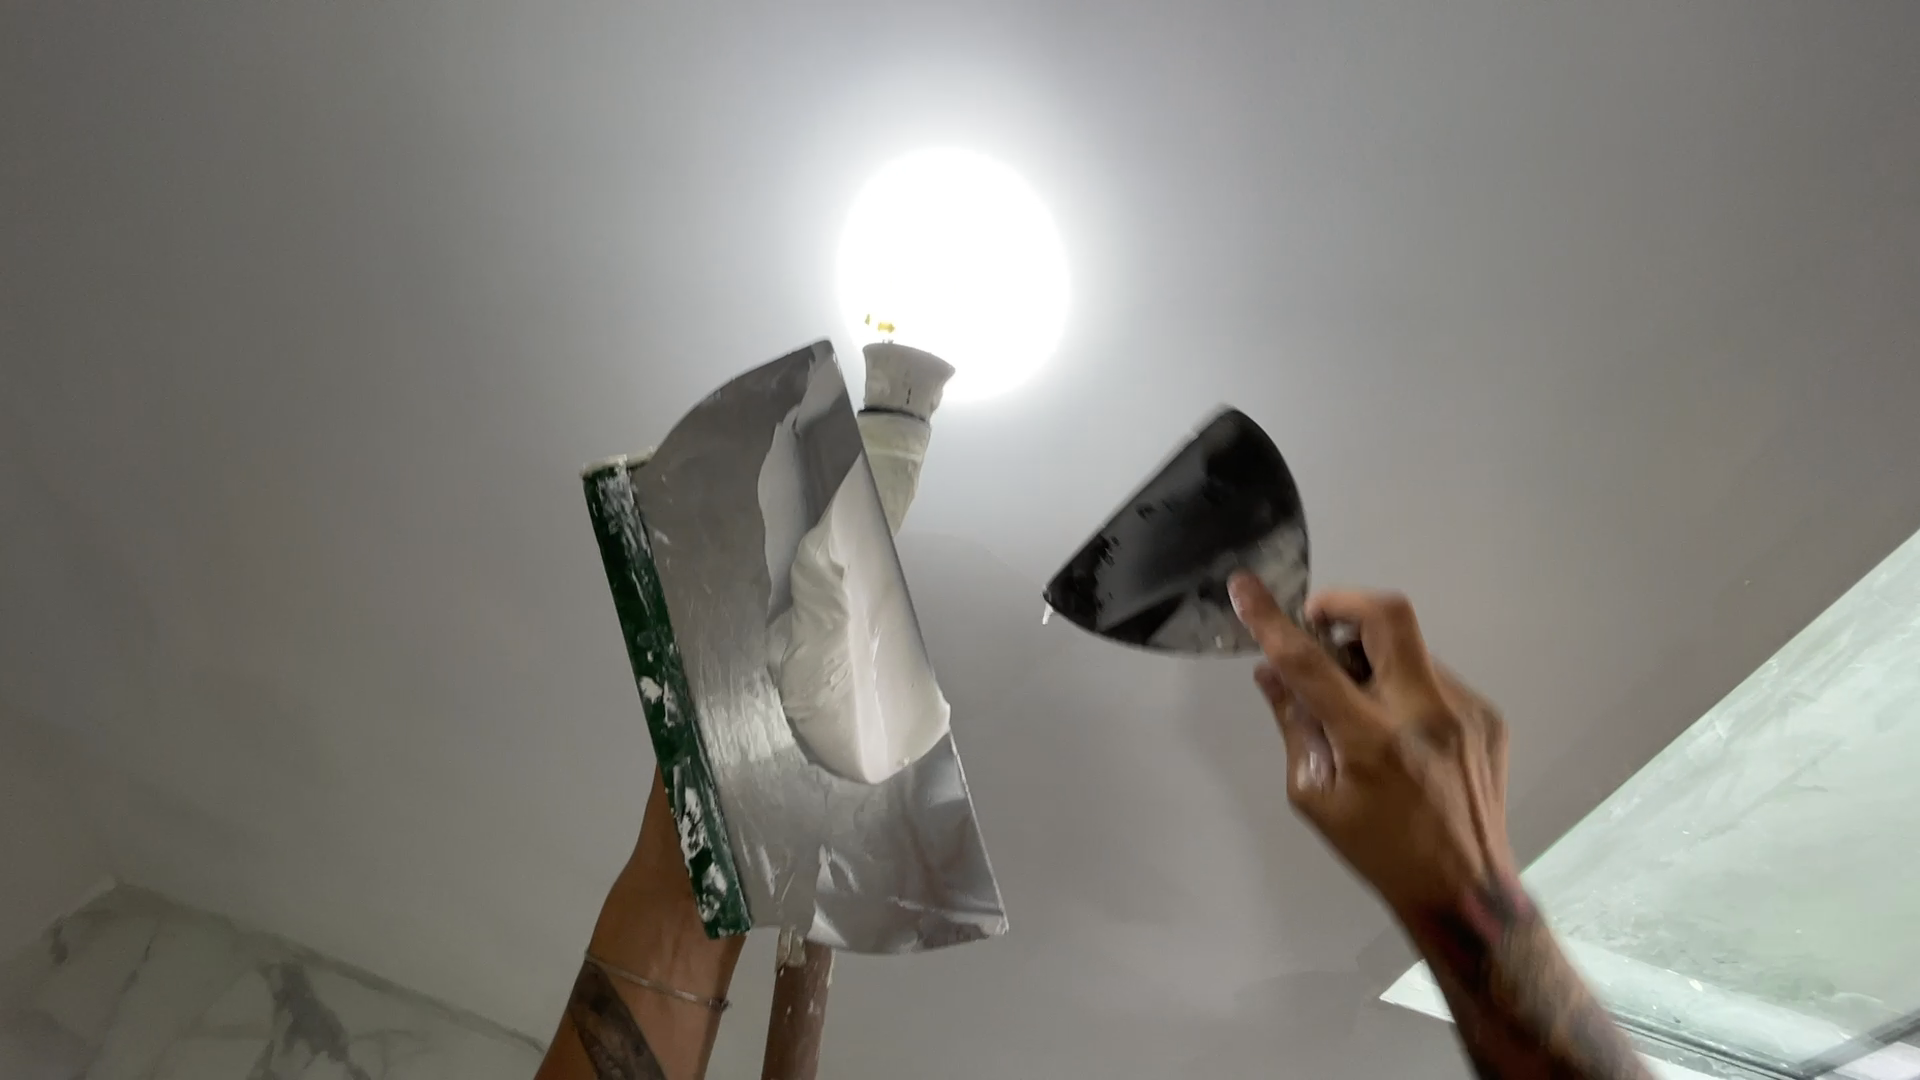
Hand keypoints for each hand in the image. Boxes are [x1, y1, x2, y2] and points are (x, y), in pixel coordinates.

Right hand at [1228, 573, 1513, 918]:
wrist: (1467, 892)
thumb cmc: (1376, 848)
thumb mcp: (1313, 794)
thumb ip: (1293, 724)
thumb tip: (1271, 671)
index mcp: (1372, 740)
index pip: (1308, 663)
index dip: (1269, 619)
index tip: (1243, 587)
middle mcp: (1425, 714)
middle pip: (1388, 616)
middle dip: (1341, 602)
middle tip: (1315, 624)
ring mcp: (1465, 711)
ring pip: (1405, 647)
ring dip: (1367, 656)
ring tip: (1356, 702)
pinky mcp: (1487, 716)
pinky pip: (1428, 674)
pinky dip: (1396, 683)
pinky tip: (1395, 727)